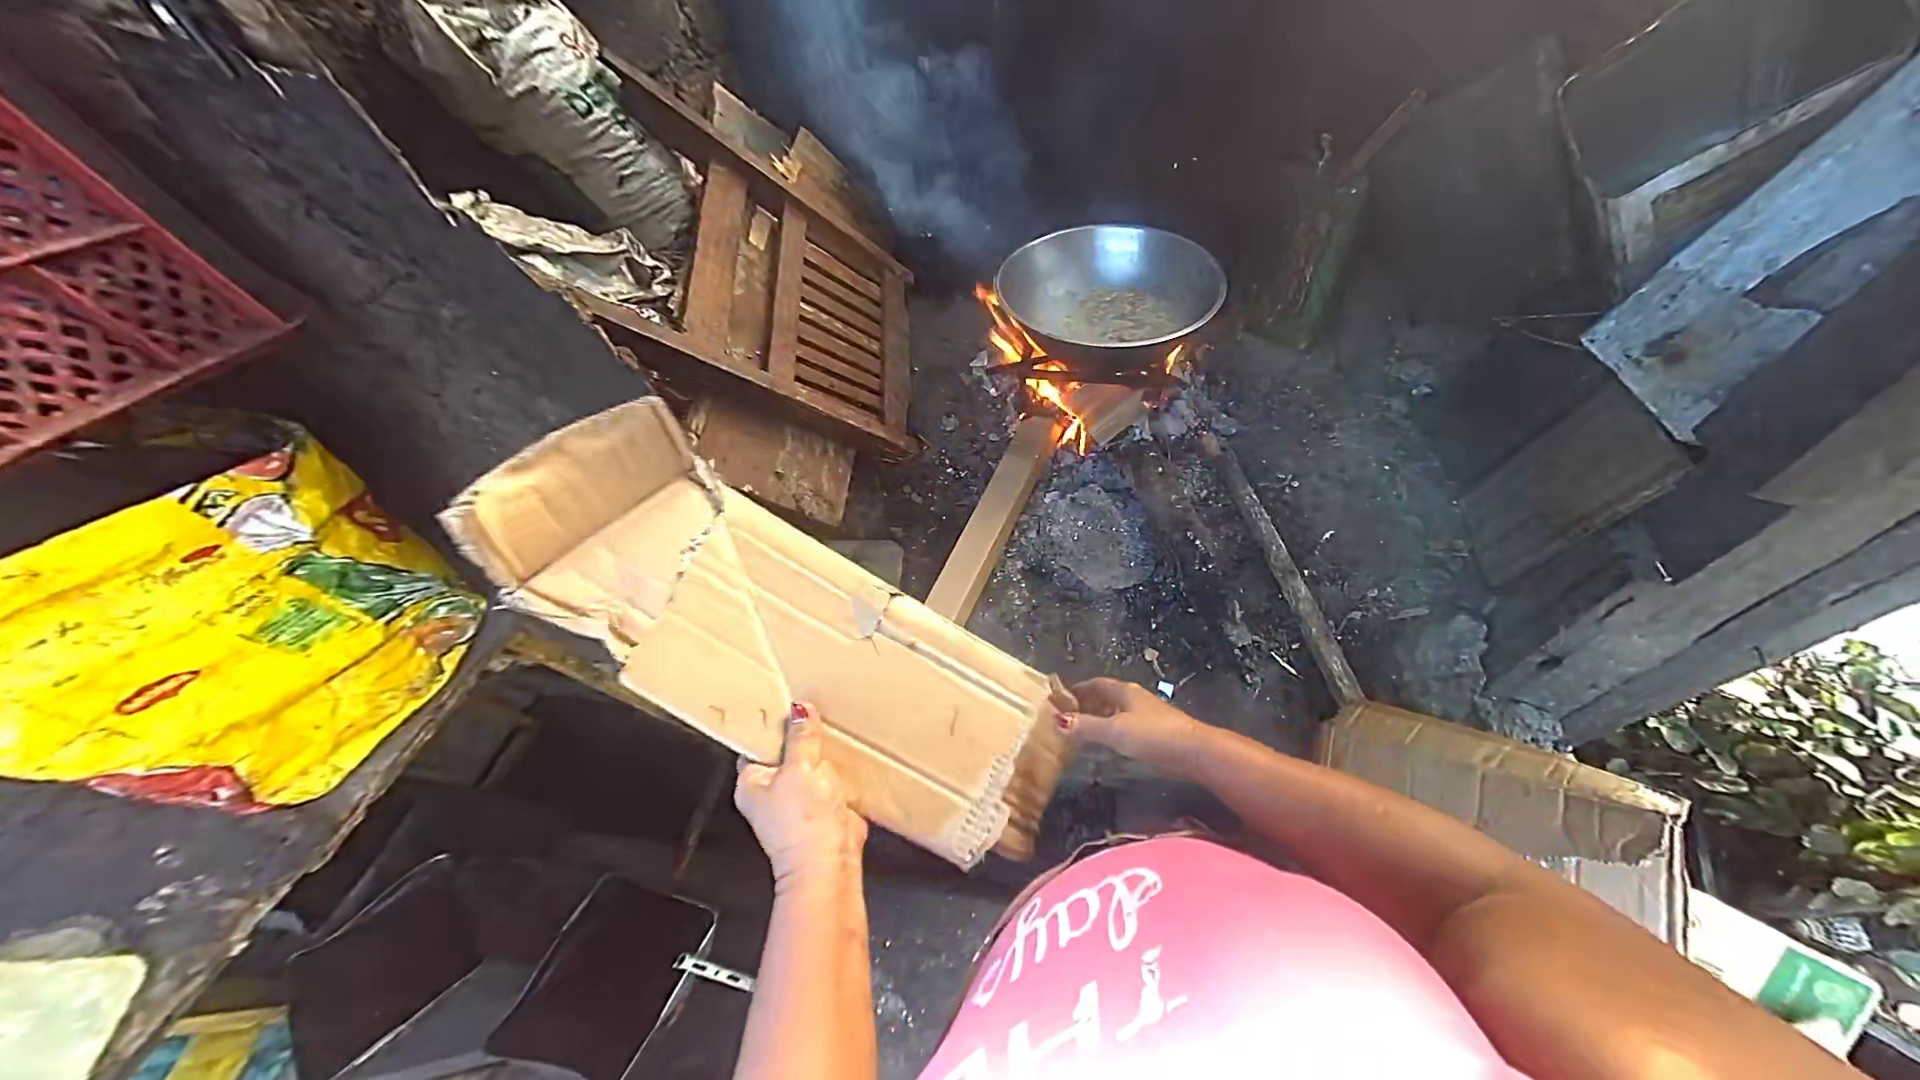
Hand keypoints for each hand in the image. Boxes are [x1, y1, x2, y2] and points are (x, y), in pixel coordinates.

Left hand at [735, 704, 866, 887]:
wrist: (830, 864)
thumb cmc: (803, 828)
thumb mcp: (800, 768)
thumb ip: (801, 736)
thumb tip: (800, 711)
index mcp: (751, 782)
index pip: (756, 741)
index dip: (772, 722)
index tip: (788, 703)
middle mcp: (771, 791)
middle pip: (785, 749)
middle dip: (801, 736)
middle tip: (814, 718)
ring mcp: (798, 799)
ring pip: (809, 764)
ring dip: (822, 754)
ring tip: (831, 738)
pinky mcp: (822, 807)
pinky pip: (829, 779)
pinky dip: (838, 770)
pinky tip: (845, 760)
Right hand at [1059, 677, 1209, 762]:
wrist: (1195, 753)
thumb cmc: (1153, 736)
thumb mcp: (1114, 731)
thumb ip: (1086, 727)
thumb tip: (1057, 720)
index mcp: (1124, 692)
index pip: (1095, 684)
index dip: (1077, 689)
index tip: (1059, 698)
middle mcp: (1135, 699)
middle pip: (1105, 698)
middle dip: (1086, 705)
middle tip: (1066, 718)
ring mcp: (1147, 716)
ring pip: (1116, 713)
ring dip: (1099, 719)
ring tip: (1081, 732)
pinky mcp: (1155, 734)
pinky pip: (1125, 728)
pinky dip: (1111, 732)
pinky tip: (1107, 746)